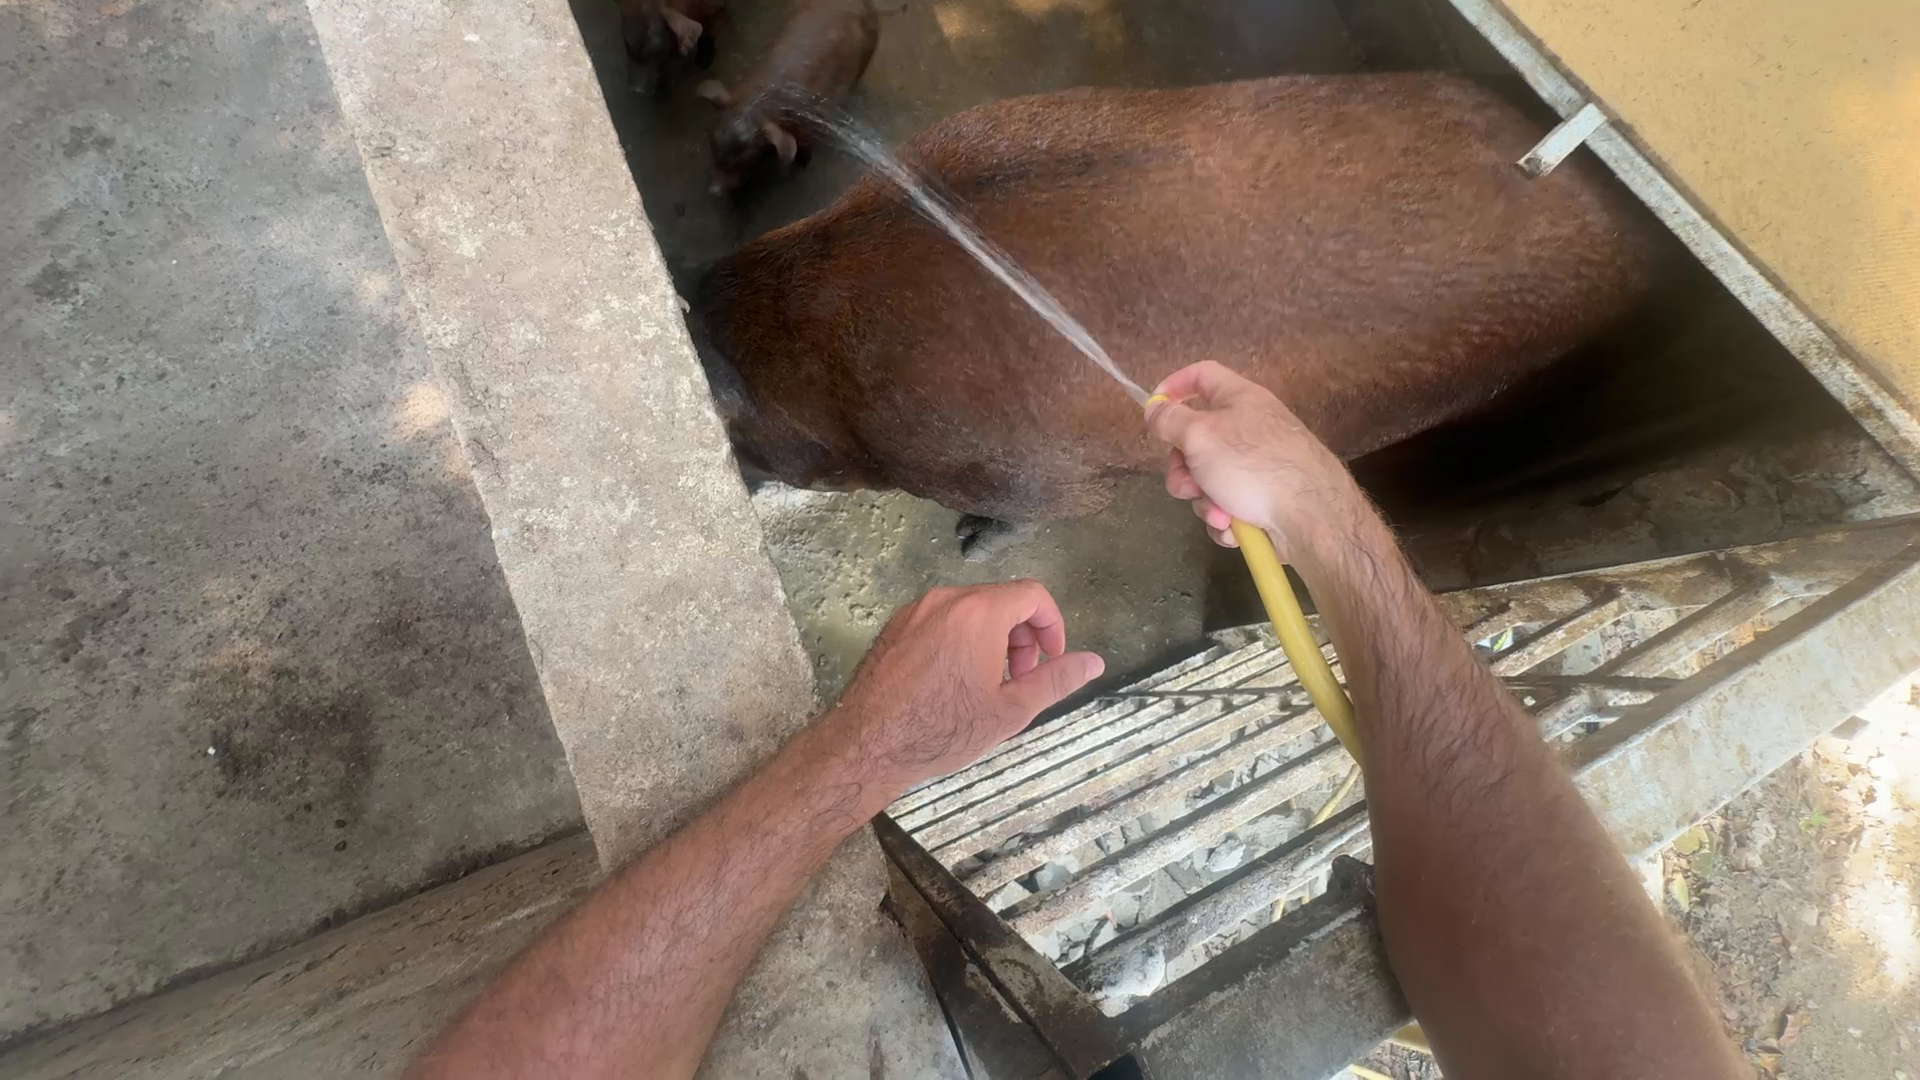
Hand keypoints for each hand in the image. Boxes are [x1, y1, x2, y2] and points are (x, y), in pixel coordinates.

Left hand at [826, 581, 1103, 794]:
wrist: (867, 744)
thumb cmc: (942, 729)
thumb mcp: (1010, 710)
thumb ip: (1055, 680)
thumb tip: (1095, 661)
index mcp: (978, 612)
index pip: (1032, 594)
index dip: (1052, 624)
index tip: (1050, 658)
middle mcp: (946, 599)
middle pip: (1001, 599)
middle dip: (1022, 634)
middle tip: (1019, 677)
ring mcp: (915, 609)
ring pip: (970, 608)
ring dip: (992, 636)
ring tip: (986, 682)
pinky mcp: (894, 624)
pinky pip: (941, 618)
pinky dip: (960, 637)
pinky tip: (952, 680)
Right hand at [1143, 361, 1366, 559]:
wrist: (1310, 516)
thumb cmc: (1252, 465)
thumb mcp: (1201, 436)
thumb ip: (1170, 420)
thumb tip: (1154, 408)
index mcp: (1238, 400)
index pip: (1201, 375)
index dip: (1173, 386)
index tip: (1153, 410)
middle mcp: (1248, 428)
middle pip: (1196, 440)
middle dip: (1183, 469)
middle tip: (1187, 486)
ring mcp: (1256, 466)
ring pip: (1207, 479)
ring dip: (1204, 501)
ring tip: (1220, 513)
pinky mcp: (1261, 499)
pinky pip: (1225, 505)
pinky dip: (1224, 518)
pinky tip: (1235, 526)